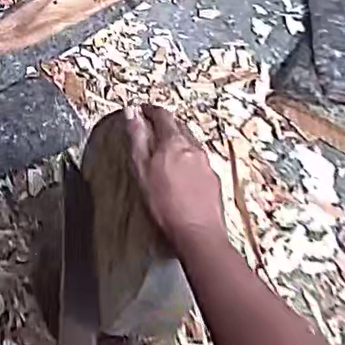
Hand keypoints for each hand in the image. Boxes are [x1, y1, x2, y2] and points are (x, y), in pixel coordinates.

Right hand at [126, 104, 226, 250]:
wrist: (199, 235)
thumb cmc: (165, 204)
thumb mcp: (143, 169)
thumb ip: (137, 138)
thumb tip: (131, 112)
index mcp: (174, 141)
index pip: (162, 114)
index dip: (150, 110)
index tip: (142, 110)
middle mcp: (192, 146)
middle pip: (178, 125)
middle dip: (164, 123)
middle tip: (152, 127)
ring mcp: (206, 162)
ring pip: (190, 141)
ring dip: (177, 139)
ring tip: (166, 148)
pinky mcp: (213, 178)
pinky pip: (198, 158)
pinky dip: (188, 157)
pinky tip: (182, 171)